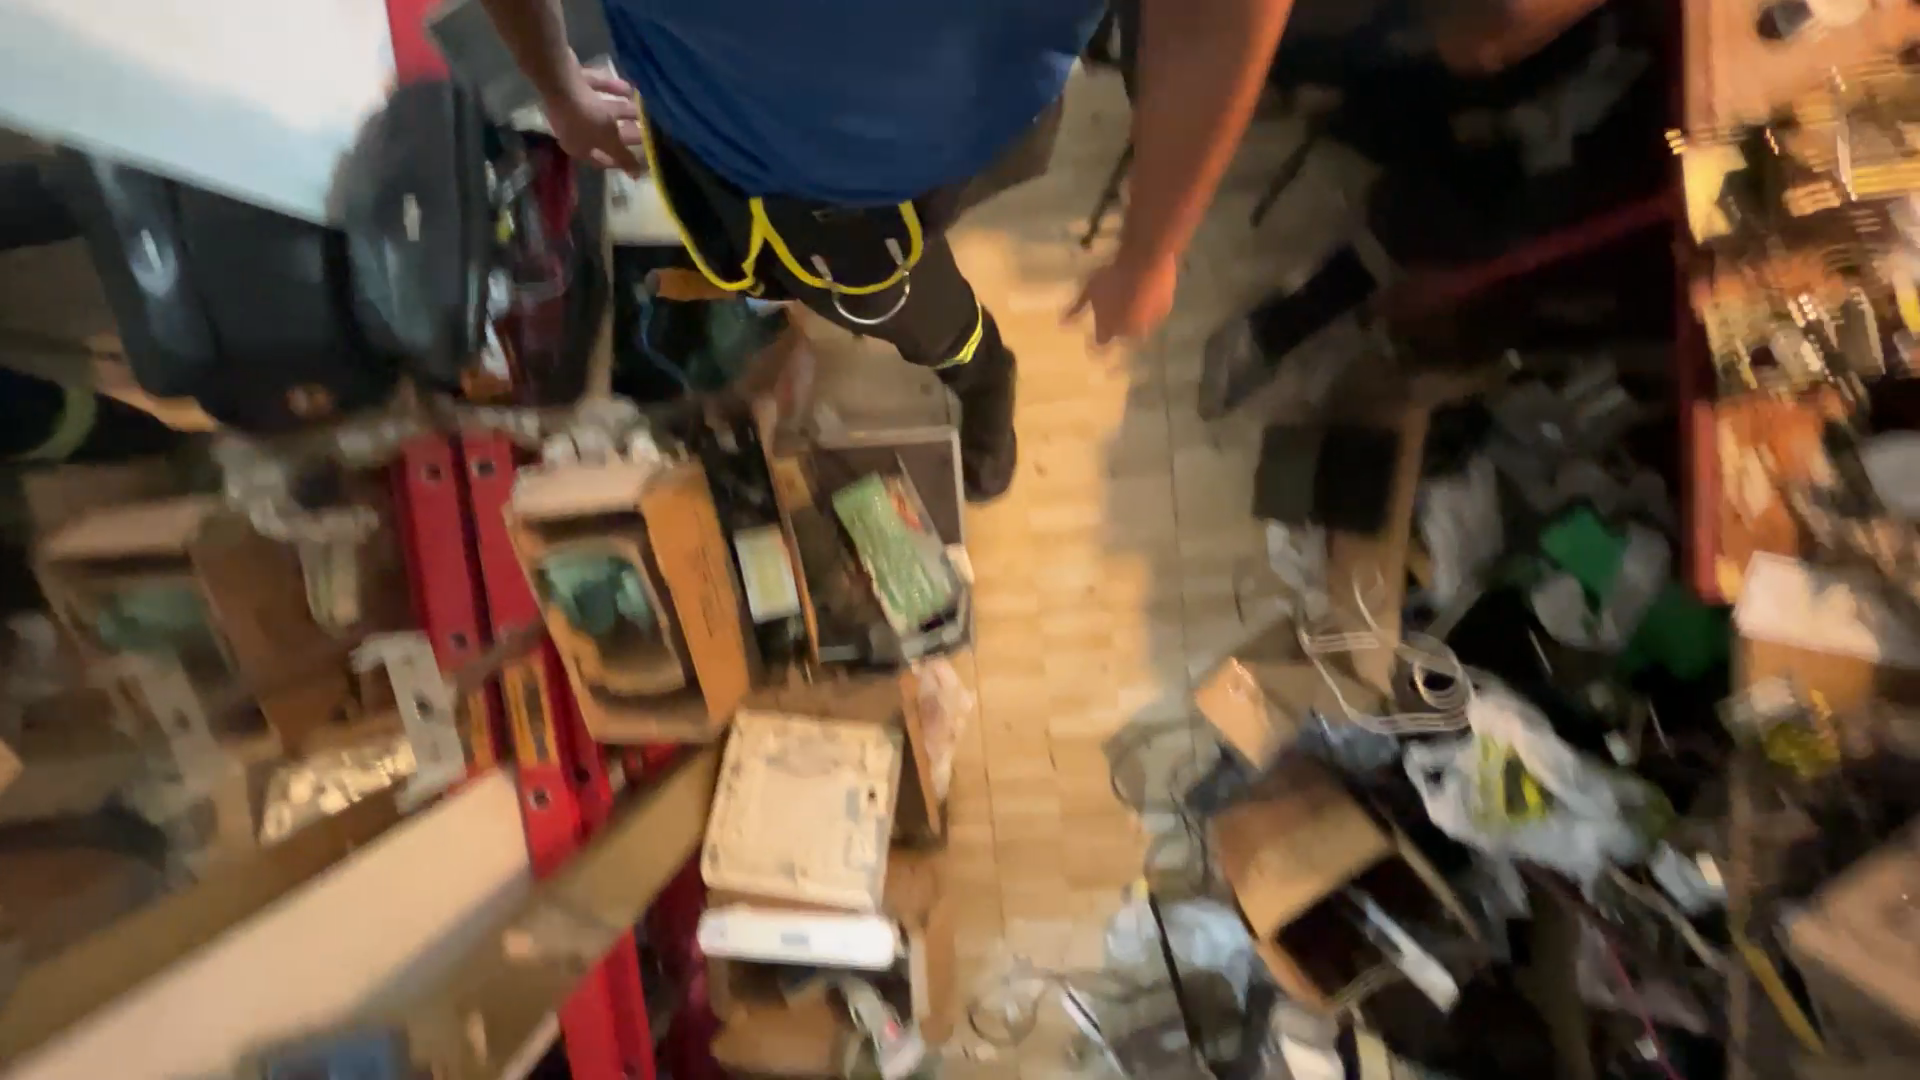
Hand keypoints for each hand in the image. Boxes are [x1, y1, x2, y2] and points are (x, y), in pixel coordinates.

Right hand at [543, 68, 645, 173]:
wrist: (560, 78)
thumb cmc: (587, 117)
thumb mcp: (610, 142)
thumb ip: (624, 157)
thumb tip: (636, 176)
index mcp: (577, 147)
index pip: (602, 160)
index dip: (622, 161)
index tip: (640, 158)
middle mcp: (571, 128)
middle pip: (604, 135)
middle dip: (625, 134)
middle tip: (646, 132)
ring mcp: (570, 104)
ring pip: (601, 110)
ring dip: (622, 111)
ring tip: (641, 109)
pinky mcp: (571, 82)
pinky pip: (595, 88)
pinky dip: (611, 89)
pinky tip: (629, 89)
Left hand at [1066, 250, 1177, 347]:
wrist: (1146, 259)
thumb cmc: (1113, 274)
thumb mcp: (1090, 289)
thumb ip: (1078, 308)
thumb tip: (1063, 323)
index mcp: (1109, 328)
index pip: (1100, 346)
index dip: (1095, 343)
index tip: (1091, 337)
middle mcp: (1129, 332)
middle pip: (1120, 335)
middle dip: (1116, 325)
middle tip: (1114, 307)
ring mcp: (1149, 323)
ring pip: (1139, 326)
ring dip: (1133, 317)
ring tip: (1130, 297)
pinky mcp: (1164, 311)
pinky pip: (1154, 314)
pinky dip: (1148, 308)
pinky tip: (1145, 292)